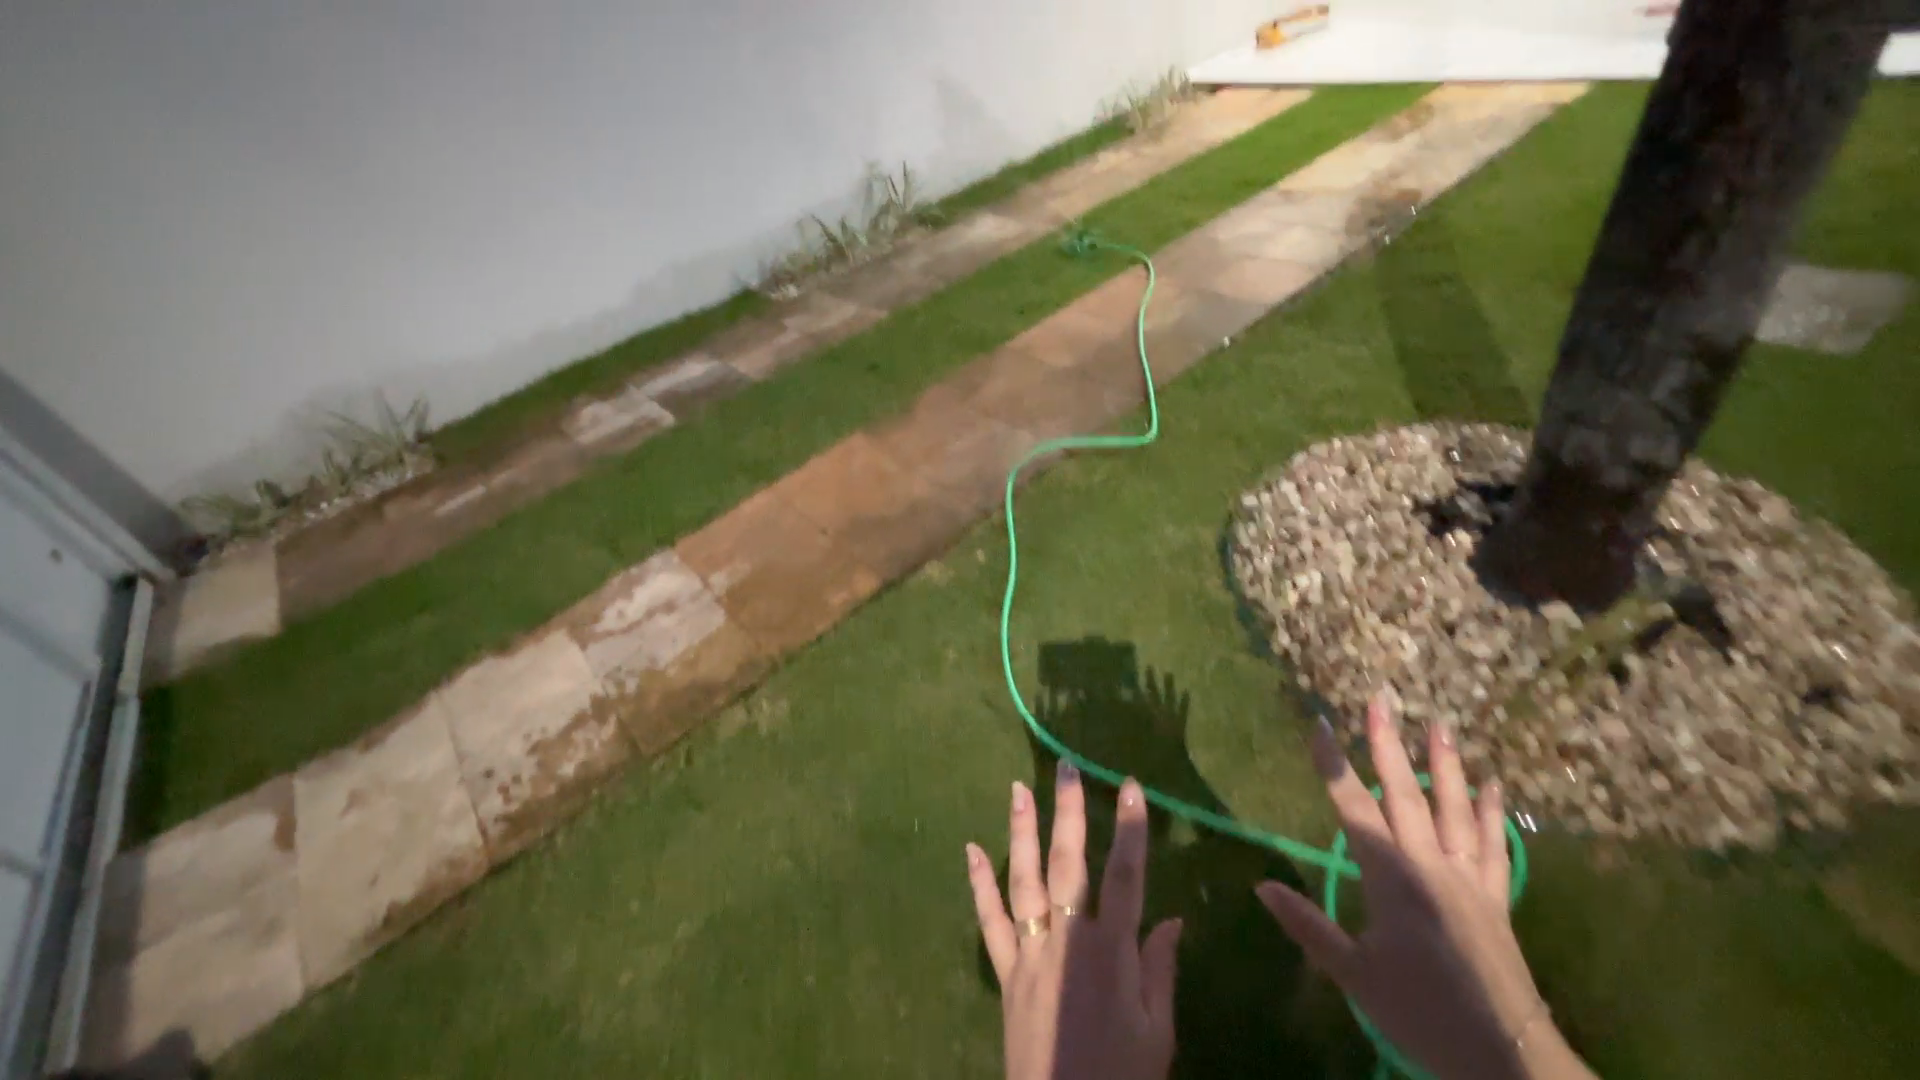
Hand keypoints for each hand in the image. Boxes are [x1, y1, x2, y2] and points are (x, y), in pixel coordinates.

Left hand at [967, 763, 1183, 1079]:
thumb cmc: (1121, 1076)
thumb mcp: (1157, 1031)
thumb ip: (1160, 969)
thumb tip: (1172, 918)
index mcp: (1111, 950)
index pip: (1124, 875)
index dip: (1130, 828)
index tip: (1131, 786)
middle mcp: (1067, 939)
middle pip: (1068, 863)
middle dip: (1068, 812)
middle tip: (1066, 767)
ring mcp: (1030, 952)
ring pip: (1023, 879)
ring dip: (1021, 831)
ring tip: (1018, 789)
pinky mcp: (1005, 972)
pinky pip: (990, 920)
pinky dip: (979, 884)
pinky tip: (971, 849)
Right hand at [1256, 694, 1595, 1079]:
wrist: (1504, 1054)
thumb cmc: (1418, 1012)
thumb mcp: (1352, 974)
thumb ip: (1308, 925)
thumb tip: (1261, 884)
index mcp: (1389, 879)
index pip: (1353, 809)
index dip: (1334, 764)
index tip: (1320, 722)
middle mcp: (1429, 865)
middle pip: (1404, 794)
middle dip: (1388, 745)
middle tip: (1382, 699)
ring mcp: (1468, 878)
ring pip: (1455, 809)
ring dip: (1445, 765)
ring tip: (1440, 725)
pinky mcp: (1496, 898)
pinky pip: (1495, 846)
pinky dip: (1494, 813)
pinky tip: (1494, 785)